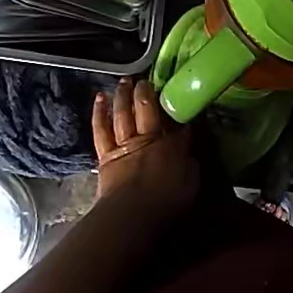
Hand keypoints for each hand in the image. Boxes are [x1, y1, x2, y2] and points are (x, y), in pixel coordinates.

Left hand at [92, 78, 197, 214]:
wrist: (131, 213)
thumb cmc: (166, 201)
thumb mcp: (192, 182)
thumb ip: (190, 162)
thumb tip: (189, 150)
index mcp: (171, 144)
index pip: (176, 121)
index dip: (177, 106)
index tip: (178, 94)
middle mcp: (148, 138)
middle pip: (146, 109)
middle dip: (147, 92)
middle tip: (147, 79)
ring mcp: (124, 144)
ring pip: (123, 113)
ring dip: (123, 95)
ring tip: (125, 81)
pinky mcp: (106, 153)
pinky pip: (101, 128)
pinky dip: (100, 112)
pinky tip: (101, 98)